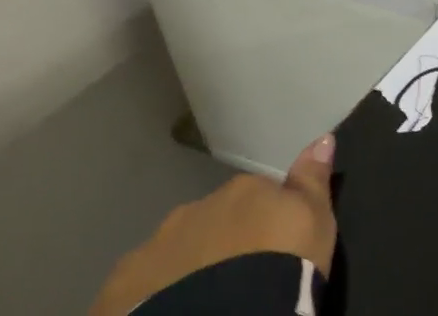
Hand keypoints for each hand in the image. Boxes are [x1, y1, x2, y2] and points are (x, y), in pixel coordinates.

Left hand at [89, 133, 337, 315]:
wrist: (227, 314)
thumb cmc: (283, 261)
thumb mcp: (315, 219)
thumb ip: (313, 179)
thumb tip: (322, 138)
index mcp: (242, 190)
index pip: (256, 194)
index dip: (263, 219)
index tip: (272, 245)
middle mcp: (192, 210)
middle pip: (208, 221)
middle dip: (219, 240)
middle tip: (236, 274)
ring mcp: (150, 251)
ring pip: (171, 253)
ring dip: (184, 267)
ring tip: (202, 298)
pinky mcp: (115, 294)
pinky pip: (135, 291)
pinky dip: (149, 298)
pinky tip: (170, 311)